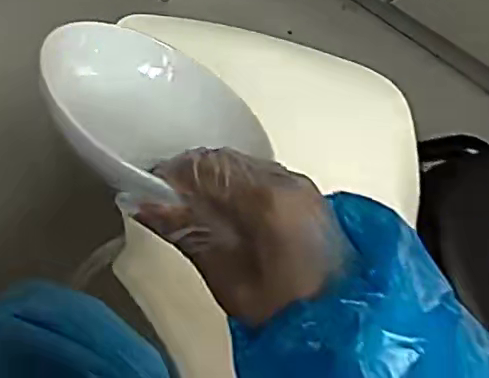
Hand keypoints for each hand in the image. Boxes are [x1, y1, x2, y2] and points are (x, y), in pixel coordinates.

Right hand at [133, 148, 347, 327]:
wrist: (340, 330)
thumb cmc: (289, 318)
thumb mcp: (230, 283)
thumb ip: (187, 235)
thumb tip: (148, 205)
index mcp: (268, 199)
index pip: (207, 166)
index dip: (172, 173)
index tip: (148, 186)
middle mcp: (287, 180)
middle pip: (224, 158)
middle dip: (190, 172)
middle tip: (163, 196)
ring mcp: (300, 182)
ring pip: (241, 161)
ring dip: (212, 176)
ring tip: (190, 204)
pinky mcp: (305, 191)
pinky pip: (259, 171)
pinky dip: (234, 181)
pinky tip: (223, 206)